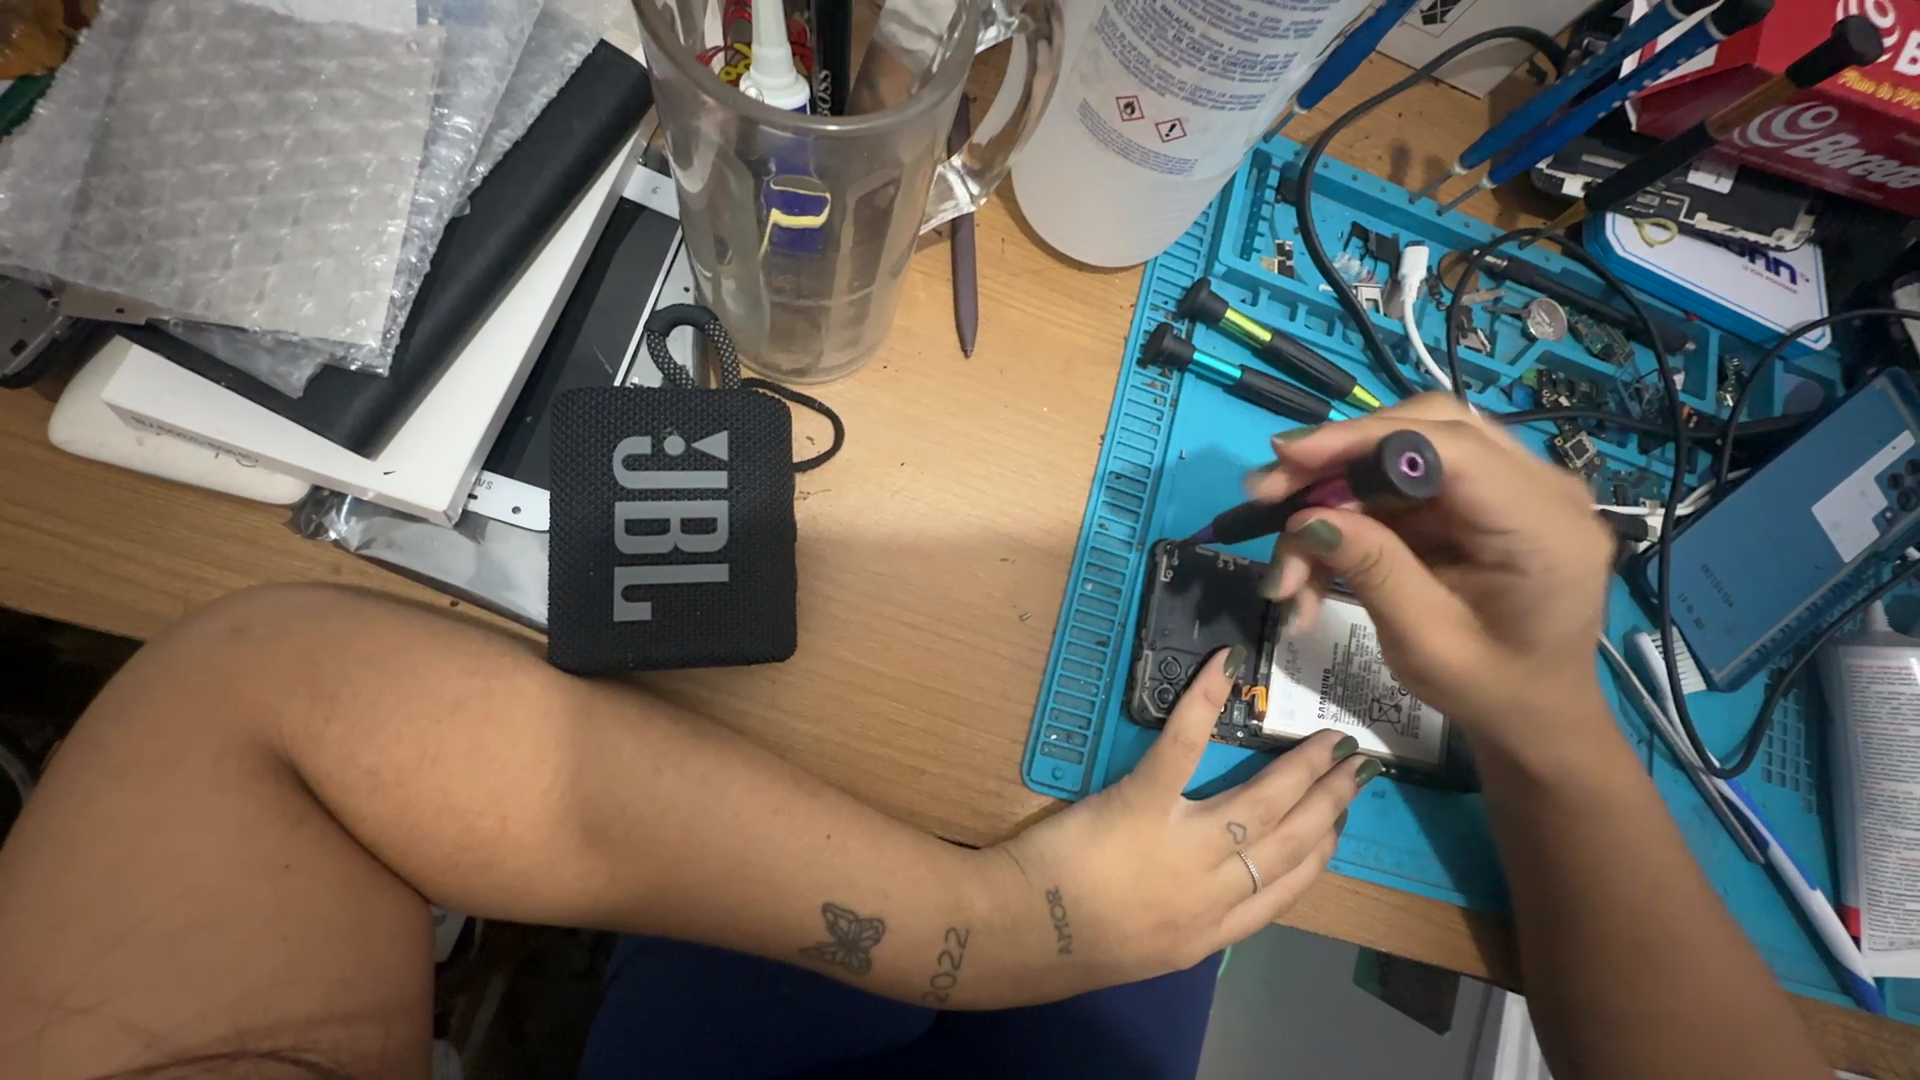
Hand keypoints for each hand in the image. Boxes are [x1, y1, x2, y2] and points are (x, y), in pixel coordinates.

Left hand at [991, 648, 1374, 994]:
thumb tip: (1219, 888)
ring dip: (1301, 769)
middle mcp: (1215, 890)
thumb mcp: (1150, 948)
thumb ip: (1192, 921)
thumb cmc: (1075, 942)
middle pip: (1290, 841)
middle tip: (1356, 770)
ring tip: (1329, 741)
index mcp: (1215, 930)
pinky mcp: (1142, 801)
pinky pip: (1183, 748)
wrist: (1027, 932)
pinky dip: (1203, 705)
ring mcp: (1184, 844)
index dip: (1320, 851)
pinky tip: (1223, 671)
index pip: (1288, 888)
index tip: (1338, 824)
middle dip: (1328, 803)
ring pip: (1260, 802)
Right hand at [1249, 394, 1614, 746]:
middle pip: (1421, 430)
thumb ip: (1372, 569)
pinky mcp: (1466, 501)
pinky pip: (1390, 488)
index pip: (1448, 446)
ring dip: (1328, 498)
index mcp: (1542, 524)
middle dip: (1335, 458)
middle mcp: (1532, 487)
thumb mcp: (1425, 640)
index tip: (1285, 457)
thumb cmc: (1489, 687)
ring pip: (1395, 457)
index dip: (1361, 440)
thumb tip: (1305, 518)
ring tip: (1285, 566)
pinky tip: (1311, 569)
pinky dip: (1343, 520)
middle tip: (1266, 494)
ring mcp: (1500, 489)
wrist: (1530, 712)